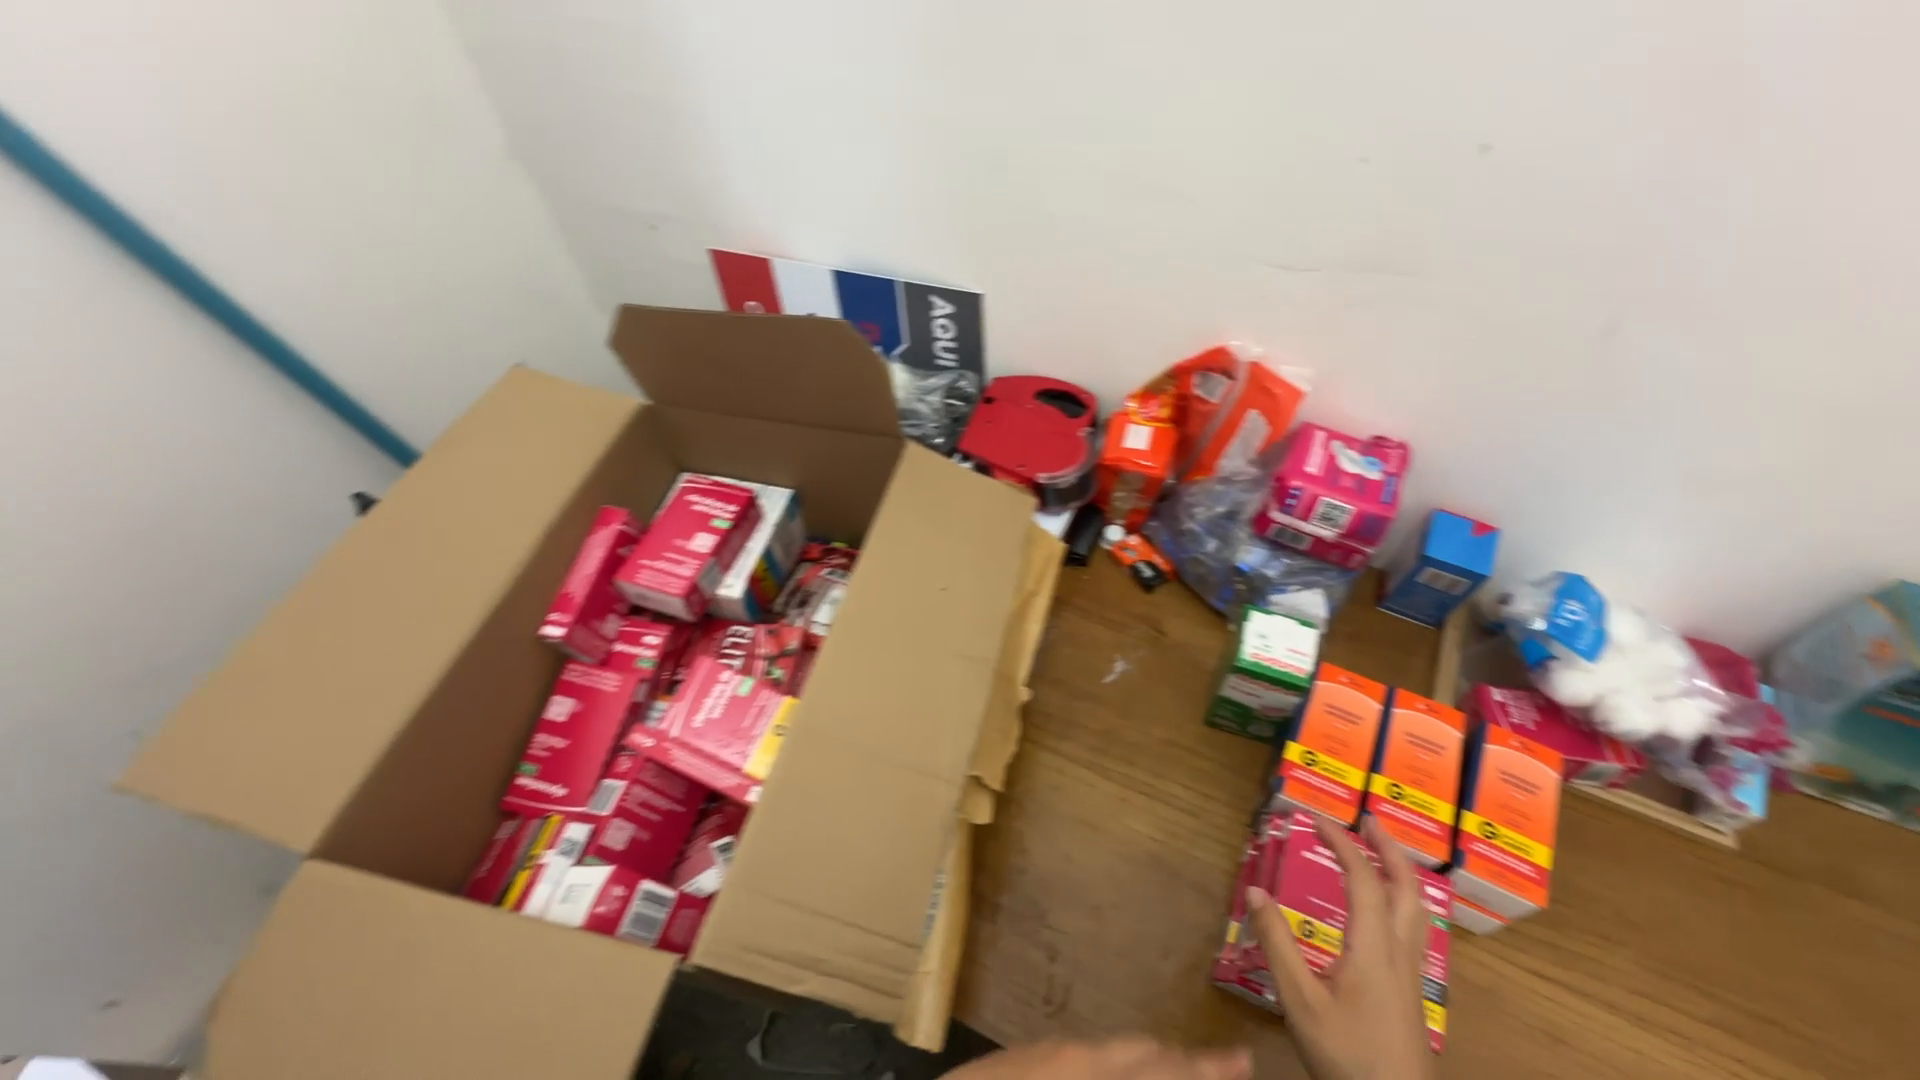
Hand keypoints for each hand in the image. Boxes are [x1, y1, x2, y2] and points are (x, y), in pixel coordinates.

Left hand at [943, 1038, 1251, 1079]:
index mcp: (1091, 1069)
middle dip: (1183, 1061)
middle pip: (1143, 1050)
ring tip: (1172, 1068)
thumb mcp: (1083, 1074)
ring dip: (1146, 1062)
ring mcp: (1045, 1051)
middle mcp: (1073, 1053)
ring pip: (1112, 1051)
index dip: (1208, 1066)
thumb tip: (1166, 1063)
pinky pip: (1081, 1055)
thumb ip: (1130, 1067)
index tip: (1244, 1060)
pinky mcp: (1021, 1058)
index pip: (1164, 1065)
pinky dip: (1110, 1065)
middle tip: (1220, 1067)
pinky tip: (1109, 1075)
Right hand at [1246, 815, 1434, 1079]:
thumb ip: (1277, 944)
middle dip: (1389, 848)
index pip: (1362, 878)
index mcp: (1373, 946)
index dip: (1341, 842)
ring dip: (1400, 872)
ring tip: (1381, 854)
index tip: (1316, 817)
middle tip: (1367, 820)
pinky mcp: (1412, 992)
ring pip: (1417, 909)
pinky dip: (1402, 900)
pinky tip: (1387, 913)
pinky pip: (1413, 928)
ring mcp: (1411, 973)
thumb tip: (1254, 891)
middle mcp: (1400, 951)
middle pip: (1406, 887)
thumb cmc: (1347, 1053)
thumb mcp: (1299, 1001)